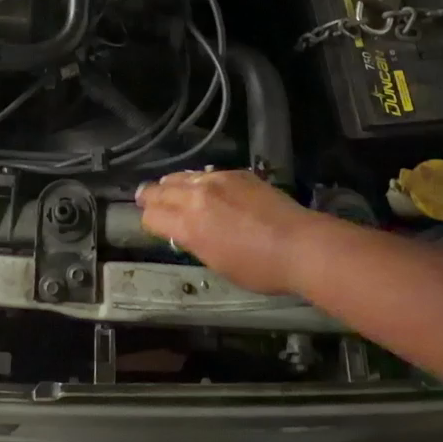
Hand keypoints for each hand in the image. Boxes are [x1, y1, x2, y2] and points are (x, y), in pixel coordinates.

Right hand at [134, 169, 324, 294]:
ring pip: (183, 176)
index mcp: (188, 225)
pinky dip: (197, 179)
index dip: (147, 220)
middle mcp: (197, 196)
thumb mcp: (218, 264)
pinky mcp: (237, 173)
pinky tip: (202, 184)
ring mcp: (217, 180)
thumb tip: (187, 231)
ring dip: (171, 183)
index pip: (153, 216)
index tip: (148, 222)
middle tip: (143, 197)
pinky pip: (207, 173)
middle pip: (162, 190)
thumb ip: (195, 242)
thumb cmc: (259, 268)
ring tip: (167, 186)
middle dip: (151, 195)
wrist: (299, 244)